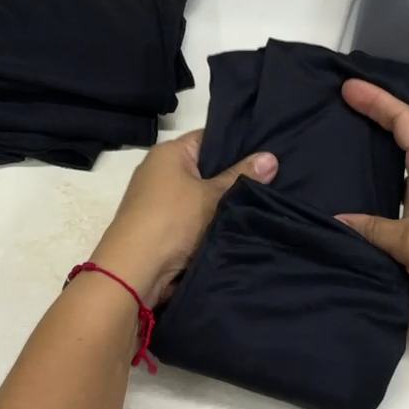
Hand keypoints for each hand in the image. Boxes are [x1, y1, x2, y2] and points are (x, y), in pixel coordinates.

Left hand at [88, 131, 276, 302]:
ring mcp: (158, 199)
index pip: (209, 137)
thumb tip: (272, 157)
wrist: (133, 270)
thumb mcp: (211, 196)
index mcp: (169, 152)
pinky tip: (239, 224)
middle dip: (234, 175)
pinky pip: (193, 217)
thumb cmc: (171, 221)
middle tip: (275, 176)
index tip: (268, 150)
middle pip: (206, 167)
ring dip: (223, 202)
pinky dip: (211, 221)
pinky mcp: (161, 225)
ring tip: (265, 199)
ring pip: (201, 195)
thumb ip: (241, 177)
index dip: (239, 143)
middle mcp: (160, 170)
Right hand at [336, 79, 408, 328]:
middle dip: (385, 106)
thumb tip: (337, 220)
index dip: (376, 99)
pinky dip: (388, 172)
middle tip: (350, 100)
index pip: (405, 118)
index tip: (346, 86)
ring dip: (387, 138)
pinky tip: (366, 183)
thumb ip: (373, 229)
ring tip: (351, 133)